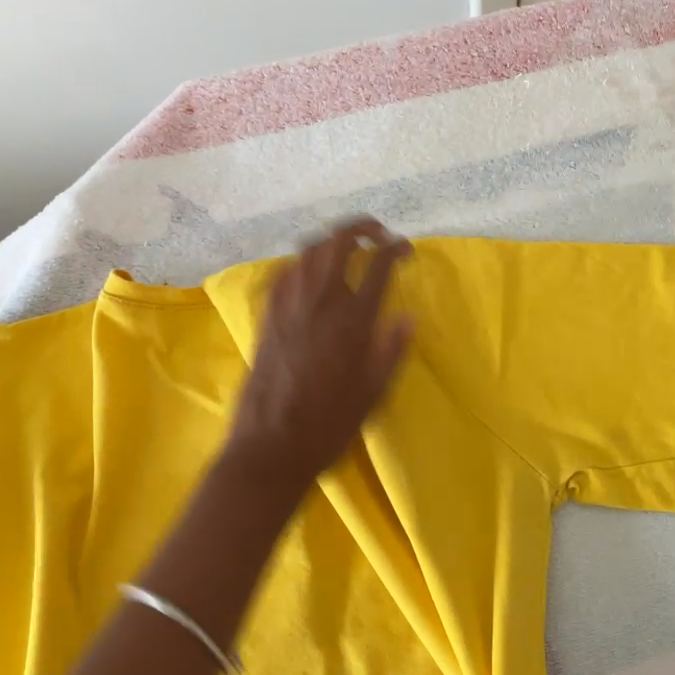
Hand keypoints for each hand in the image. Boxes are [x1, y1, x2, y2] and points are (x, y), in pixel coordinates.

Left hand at [227, 217, 413, 484]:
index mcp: (353, 320)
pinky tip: (311, 275)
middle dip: (361, 228)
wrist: (271, 446)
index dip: (395, 249)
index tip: (405, 249)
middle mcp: (320, 302)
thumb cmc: (329, 424)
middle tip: (377, 234)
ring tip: (347, 248)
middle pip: (338, 242)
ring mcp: (289, 306)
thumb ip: (392, 351)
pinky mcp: (267, 316)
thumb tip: (408, 318)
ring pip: (308, 251)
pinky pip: (285, 273)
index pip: (377, 265)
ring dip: (330, 241)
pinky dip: (302, 263)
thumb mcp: (374, 393)